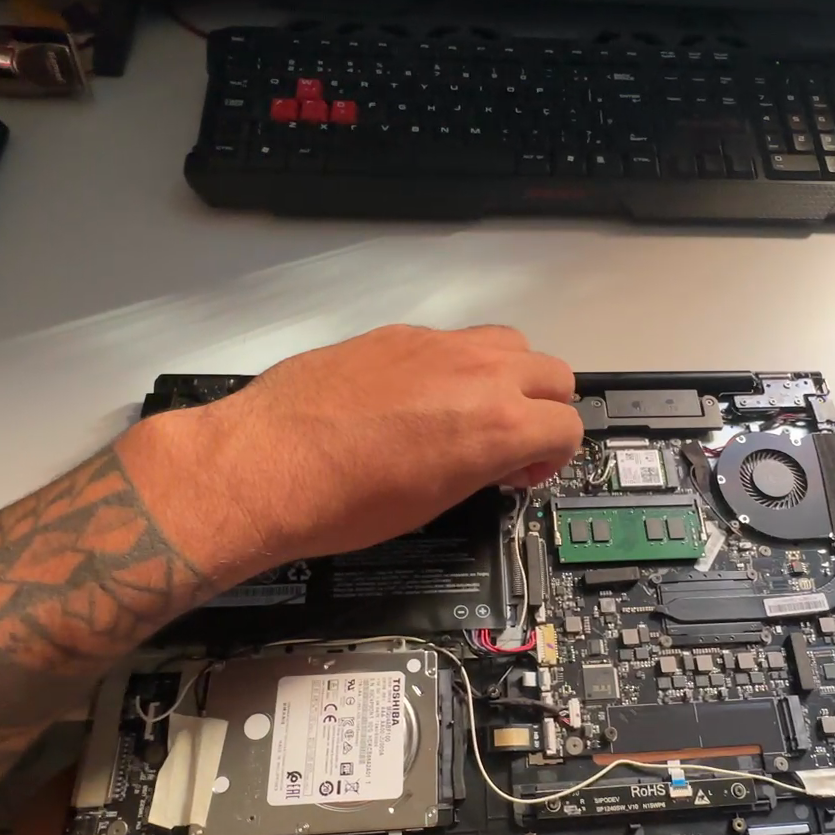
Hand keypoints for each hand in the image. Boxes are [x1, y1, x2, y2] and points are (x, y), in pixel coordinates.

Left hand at [116, 324, 581, 582]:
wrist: (267, 466)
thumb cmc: (345, 501)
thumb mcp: (437, 501)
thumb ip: (484, 465)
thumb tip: (494, 457)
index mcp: (500, 425)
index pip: (567, 427)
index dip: (553, 457)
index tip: (524, 472)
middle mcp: (479, 374)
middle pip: (555, 373)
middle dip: (545, 409)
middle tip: (512, 440)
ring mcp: (438, 345)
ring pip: (509, 343)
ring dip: (509, 376)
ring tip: (473, 410)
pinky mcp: (398, 333)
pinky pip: (451, 340)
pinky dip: (456, 365)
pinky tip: (419, 395)